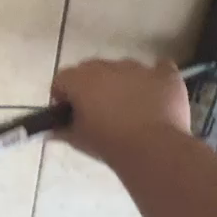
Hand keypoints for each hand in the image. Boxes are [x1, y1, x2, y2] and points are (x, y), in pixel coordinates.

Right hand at [51, 58, 192, 164]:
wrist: (153, 149)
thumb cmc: (108, 143)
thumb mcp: (77, 139)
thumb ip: (61, 130)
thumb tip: (51, 130)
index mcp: (80, 80)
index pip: (61, 79)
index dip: (62, 95)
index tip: (67, 113)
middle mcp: (107, 67)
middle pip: (90, 68)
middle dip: (89, 85)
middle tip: (95, 110)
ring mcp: (138, 68)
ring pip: (122, 68)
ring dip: (119, 81)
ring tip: (126, 107)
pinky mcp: (165, 76)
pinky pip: (159, 68)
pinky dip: (154, 78)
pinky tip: (152, 92)